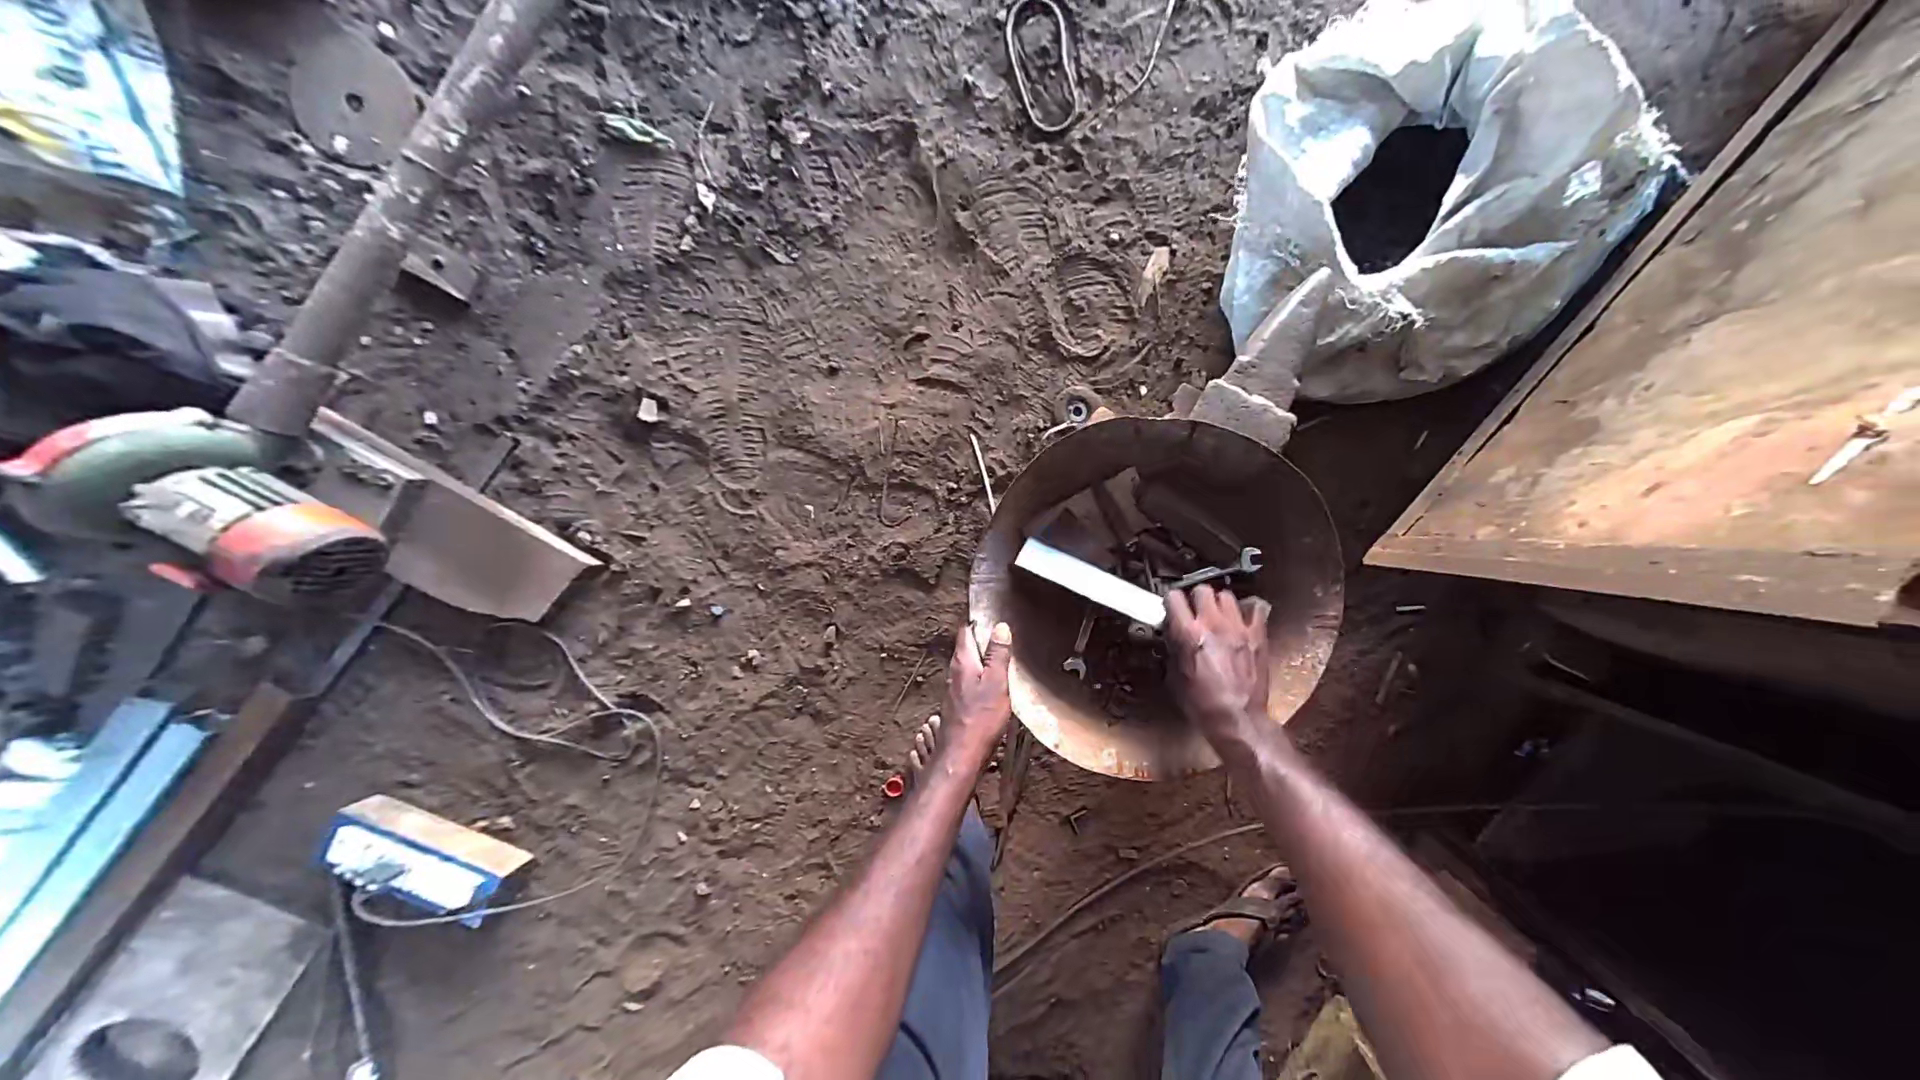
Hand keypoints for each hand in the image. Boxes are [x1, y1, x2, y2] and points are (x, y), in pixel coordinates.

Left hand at [943, 621, 1013, 765]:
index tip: (990, 616)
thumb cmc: (980, 720)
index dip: (977, 622)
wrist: (962, 753)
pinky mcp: (958, 704)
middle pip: (966, 648)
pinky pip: (969, 681)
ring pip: (967, 666)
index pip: (966, 632)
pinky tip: (991, 685)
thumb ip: (998, 655)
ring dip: (980, 659)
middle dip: (980, 640)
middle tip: (998, 635)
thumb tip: (1000, 628)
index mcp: (963, 662)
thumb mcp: (997, 682)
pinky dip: (980, 677)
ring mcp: (954, 689)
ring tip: (998, 658)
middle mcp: (954, 673)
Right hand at [1166, 585, 1273, 757]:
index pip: (1173, 597)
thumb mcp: (1175, 677)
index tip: (1172, 608)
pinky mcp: (1258, 636)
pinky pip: (1256, 608)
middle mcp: (1213, 625)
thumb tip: (1173, 637)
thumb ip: (1173, 649)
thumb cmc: (1205, 705)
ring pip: (1227, 596)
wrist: (1237, 720)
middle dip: (1195, 599)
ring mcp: (1238, 628)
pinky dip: (1249, 609)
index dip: (1171, 602)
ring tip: (1217, 616)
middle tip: (1194, 612)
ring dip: (1219, 604)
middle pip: (1202, 590)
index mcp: (1188, 634)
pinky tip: (1242, 619)